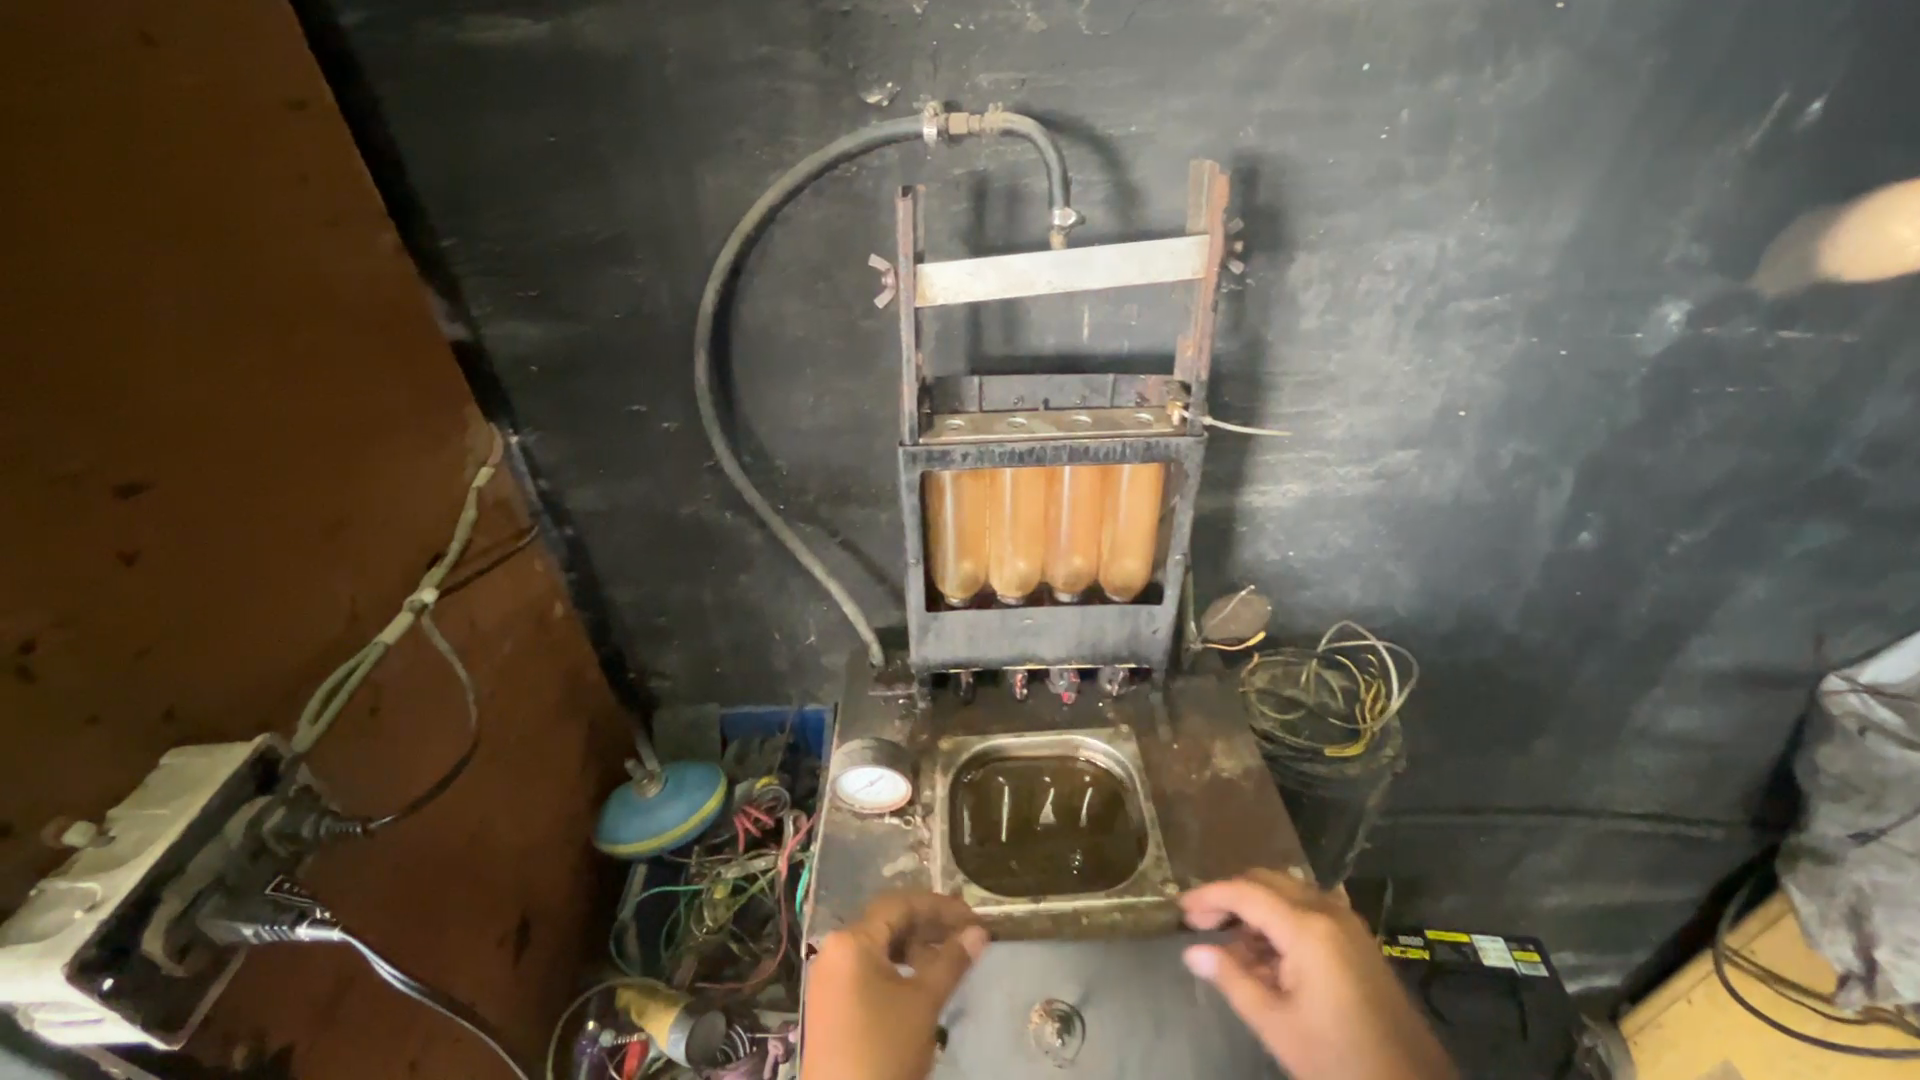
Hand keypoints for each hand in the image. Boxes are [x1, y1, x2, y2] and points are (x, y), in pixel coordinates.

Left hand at [801, 891, 987, 1079]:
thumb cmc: (884, 1048)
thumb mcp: (923, 1002)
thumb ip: (952, 961)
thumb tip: (978, 932)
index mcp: (851, 940)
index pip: (899, 904)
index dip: (939, 906)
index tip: (973, 917)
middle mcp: (834, 949)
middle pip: (887, 923)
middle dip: (929, 927)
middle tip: (966, 937)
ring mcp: (829, 977)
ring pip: (878, 948)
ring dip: (915, 949)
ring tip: (948, 963)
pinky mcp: (830, 1001)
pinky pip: (867, 969)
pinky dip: (896, 969)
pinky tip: (921, 984)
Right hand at [1181, 869, 1455, 1079]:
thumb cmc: (1337, 1058)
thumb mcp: (1275, 1023)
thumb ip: (1231, 979)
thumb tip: (1193, 952)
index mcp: (1307, 928)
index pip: (1245, 892)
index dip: (1208, 896)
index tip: (1180, 910)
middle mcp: (1328, 911)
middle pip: (1267, 881)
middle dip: (1230, 897)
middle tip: (1200, 924)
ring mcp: (1348, 924)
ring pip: (1288, 894)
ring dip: (1256, 910)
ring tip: (1229, 946)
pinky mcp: (1358, 941)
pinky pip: (1310, 912)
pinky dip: (1281, 922)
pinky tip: (1266, 956)